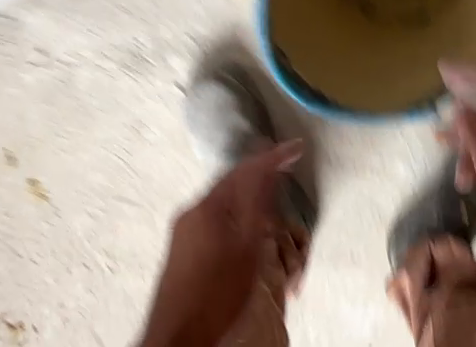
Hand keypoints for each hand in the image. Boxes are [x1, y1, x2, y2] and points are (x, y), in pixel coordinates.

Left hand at [139, 140, 301, 346]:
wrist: (179, 337)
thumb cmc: (218, 295)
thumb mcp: (248, 248)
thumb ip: (258, 205)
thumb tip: (270, 169)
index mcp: (210, 206)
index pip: (247, 169)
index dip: (275, 156)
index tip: (296, 147)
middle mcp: (193, 210)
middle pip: (232, 179)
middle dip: (259, 169)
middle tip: (284, 163)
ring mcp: (184, 228)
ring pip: (223, 196)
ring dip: (247, 188)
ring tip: (270, 187)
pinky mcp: (182, 246)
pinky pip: (214, 211)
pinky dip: (235, 205)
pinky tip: (246, 219)